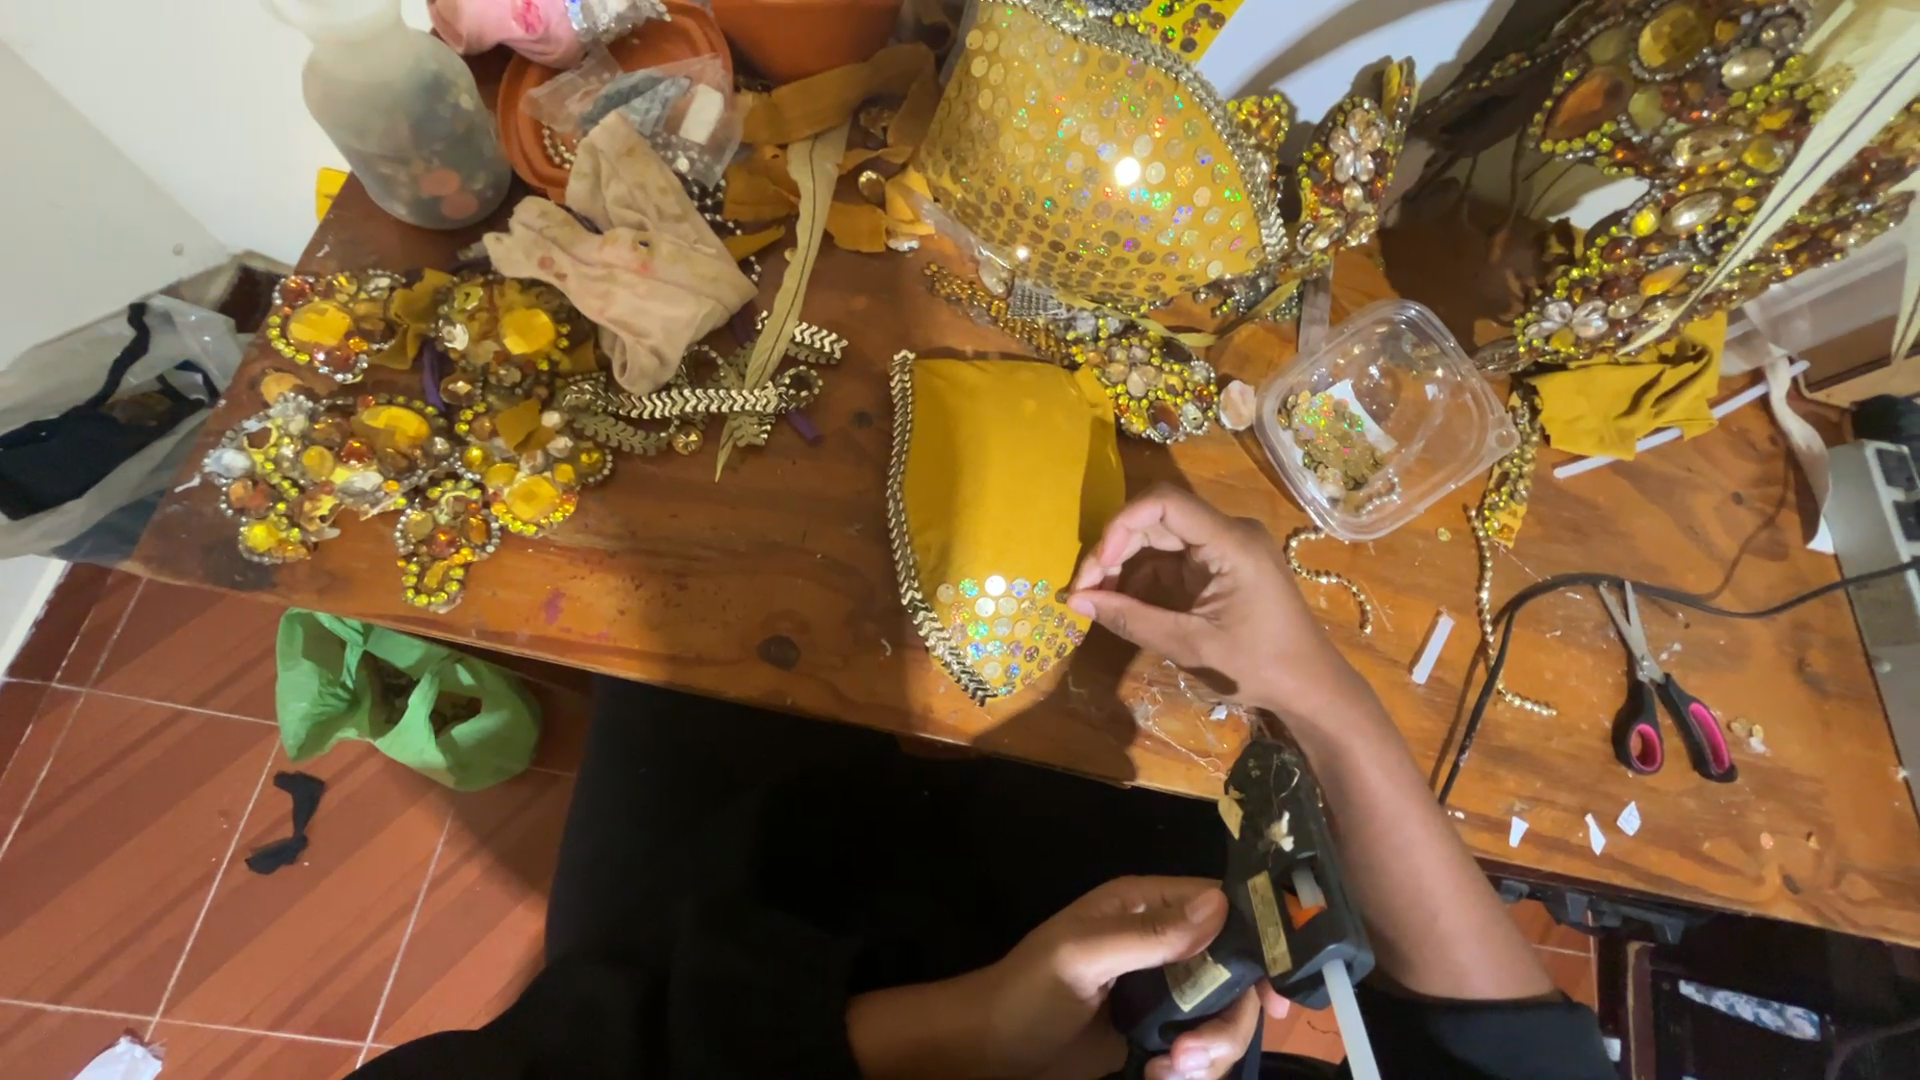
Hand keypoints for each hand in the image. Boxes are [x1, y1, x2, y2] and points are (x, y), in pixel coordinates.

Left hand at [979, 876, 1287, 1079]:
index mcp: (1141, 905)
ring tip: (1166, 1071)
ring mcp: (1161, 988)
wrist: (996, 1049)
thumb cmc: (1032, 990)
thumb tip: (1220, 904)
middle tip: (1192, 1053)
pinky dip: (1193, 1069)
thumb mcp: (1085, 955)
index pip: (1215, 903)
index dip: (1255, 939)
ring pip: (1223, 1015)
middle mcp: (1160, 940)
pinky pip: (1203, 1046)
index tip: (1278, 993)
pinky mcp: (1158, 1029)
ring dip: (1209, 1051)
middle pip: (1232, 971)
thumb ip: (1150, 934)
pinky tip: (1157, 1076)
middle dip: (1226, 1019)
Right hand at [1064, 486, 1379, 732]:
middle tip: (1083, 590)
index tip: (1098, 568)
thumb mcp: (1189, 646)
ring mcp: (1222, 546)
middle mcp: (1227, 531)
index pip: (1164, 503)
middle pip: (1154, 518)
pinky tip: (1120, 601)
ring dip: (1121, 563)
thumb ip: (1131, 619)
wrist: (1310, 687)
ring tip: (1095, 598)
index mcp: (1231, 543)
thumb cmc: (1259, 667)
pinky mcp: (1215, 563)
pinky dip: (1139, 576)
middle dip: (1113, 549)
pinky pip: (1167, 556)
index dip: (1120, 526)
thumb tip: (1074, 601)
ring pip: (1156, 536)